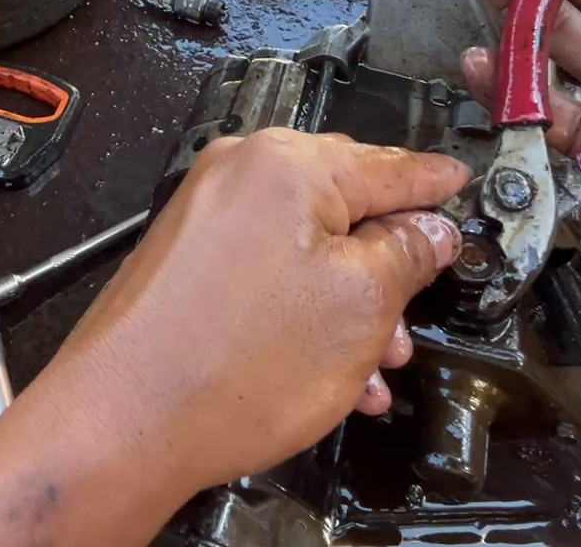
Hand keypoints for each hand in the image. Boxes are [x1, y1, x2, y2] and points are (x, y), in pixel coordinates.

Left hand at [34, 129, 465, 492]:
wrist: (122, 417)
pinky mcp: (188, 251)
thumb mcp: (358, 307)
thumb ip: (406, 255)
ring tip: (378, 358)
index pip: (387, 164)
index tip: (458, 183)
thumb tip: (431, 231)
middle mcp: (241, 171)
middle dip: (388, 259)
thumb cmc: (235, 361)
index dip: (432, 182)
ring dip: (350, 298)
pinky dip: (304, 305)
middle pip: (343, 204)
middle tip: (422, 299)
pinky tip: (332, 364)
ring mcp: (207, 210)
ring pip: (306, 244)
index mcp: (287, 163)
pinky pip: (266, 265)